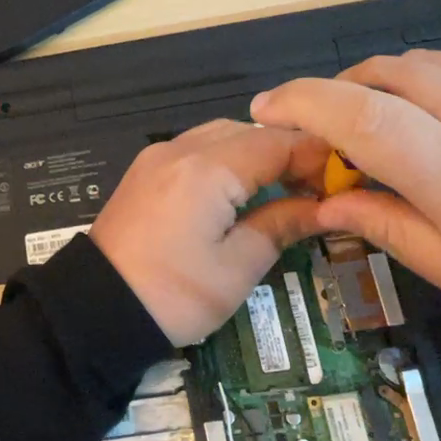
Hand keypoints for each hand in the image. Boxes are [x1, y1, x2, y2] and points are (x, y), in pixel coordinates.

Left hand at [90, 121, 327, 344]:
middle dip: (288, 151)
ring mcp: (156, 157)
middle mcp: (180, 149)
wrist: (94, 309)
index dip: (317, 156)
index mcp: (206, 169)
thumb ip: (281, 225)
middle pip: (249, 131)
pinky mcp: (144, 171)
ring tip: (285, 188)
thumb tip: (325, 206)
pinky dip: (225, 159)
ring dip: (256, 153)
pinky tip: (241, 189)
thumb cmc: (173, 294)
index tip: (345, 179)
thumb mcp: (237, 268)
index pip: (278, 142)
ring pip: (220, 135)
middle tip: (319, 187)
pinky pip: (194, 149)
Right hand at [251, 52, 440, 373]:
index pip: (360, 115)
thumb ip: (388, 229)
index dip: (301, 102)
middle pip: (386, 70)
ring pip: (429, 62)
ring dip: (387, 85)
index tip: (264, 108)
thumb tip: (325, 202)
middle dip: (339, 88)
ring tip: (390, 128)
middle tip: (328, 129)